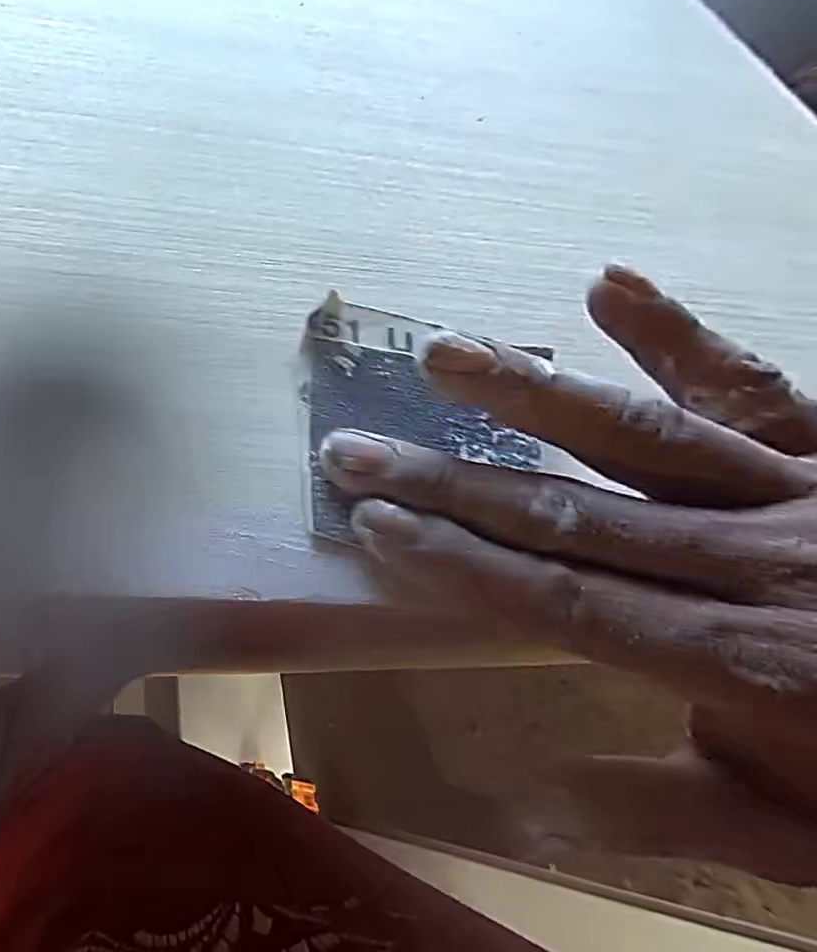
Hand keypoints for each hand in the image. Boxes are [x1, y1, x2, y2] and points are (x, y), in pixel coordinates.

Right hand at [320, 265, 816, 883]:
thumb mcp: (805, 837)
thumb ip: (658, 809)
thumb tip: (512, 804)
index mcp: (748, 662)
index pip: (554, 595)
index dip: (452, 559)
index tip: (369, 521)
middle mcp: (769, 567)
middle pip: (566, 513)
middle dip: (442, 481)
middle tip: (352, 449)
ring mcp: (812, 499)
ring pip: (645, 439)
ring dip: (530, 395)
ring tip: (444, 355)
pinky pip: (761, 389)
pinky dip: (681, 338)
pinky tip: (605, 286)